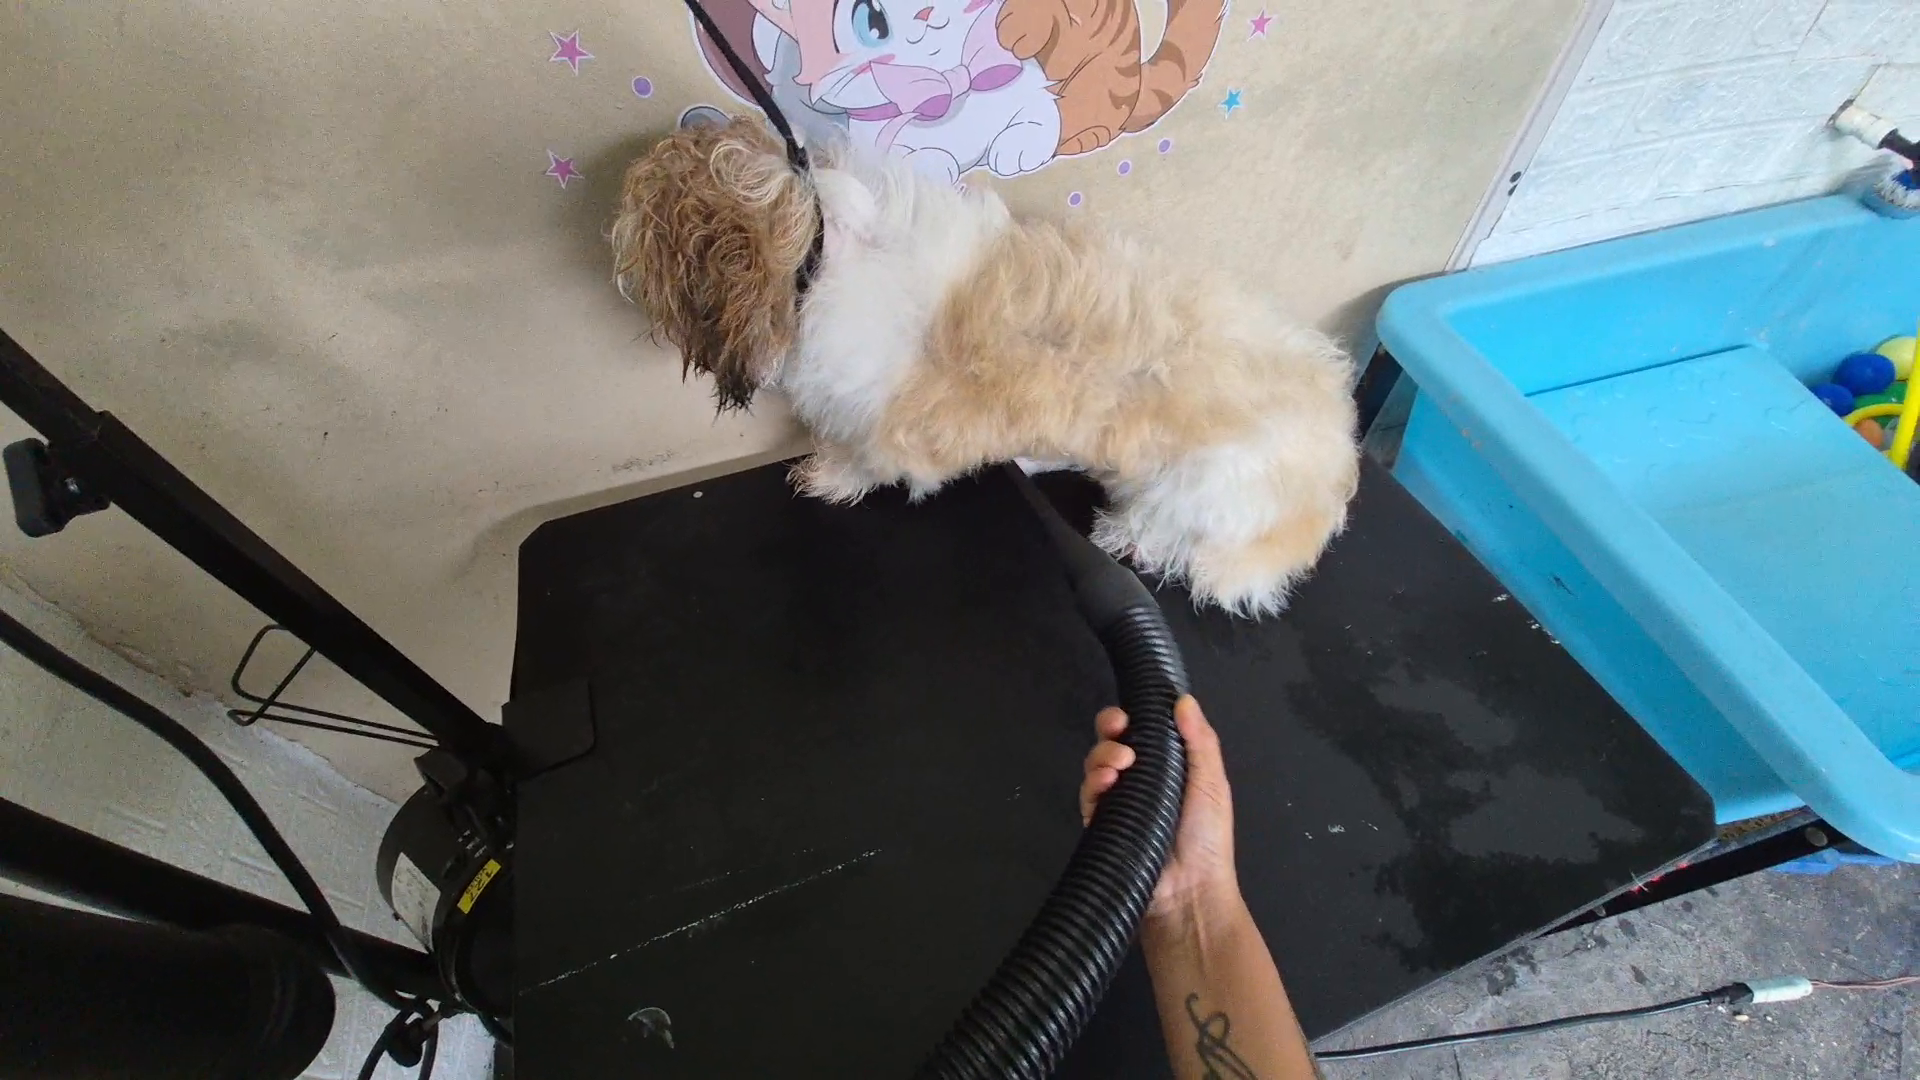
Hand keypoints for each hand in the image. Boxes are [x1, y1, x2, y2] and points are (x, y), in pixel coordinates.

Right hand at [1079, 695, 1236, 921]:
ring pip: (1096, 762)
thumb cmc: (1207, 837)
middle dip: (1110, 727)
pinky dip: (1094, 782)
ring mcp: (1117, 801)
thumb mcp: (1213, 784)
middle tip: (1118, 728)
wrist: (1190, 891)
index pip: (1141, 731)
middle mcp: (1138, 779)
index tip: (1133, 711)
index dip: (1133, 717)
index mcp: (1166, 766)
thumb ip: (1200, 741)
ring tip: (1121, 763)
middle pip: (1112, 740)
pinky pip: (1088, 794)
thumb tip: (1183, 699)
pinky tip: (1107, 783)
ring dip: (1104, 754)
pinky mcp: (1100, 822)